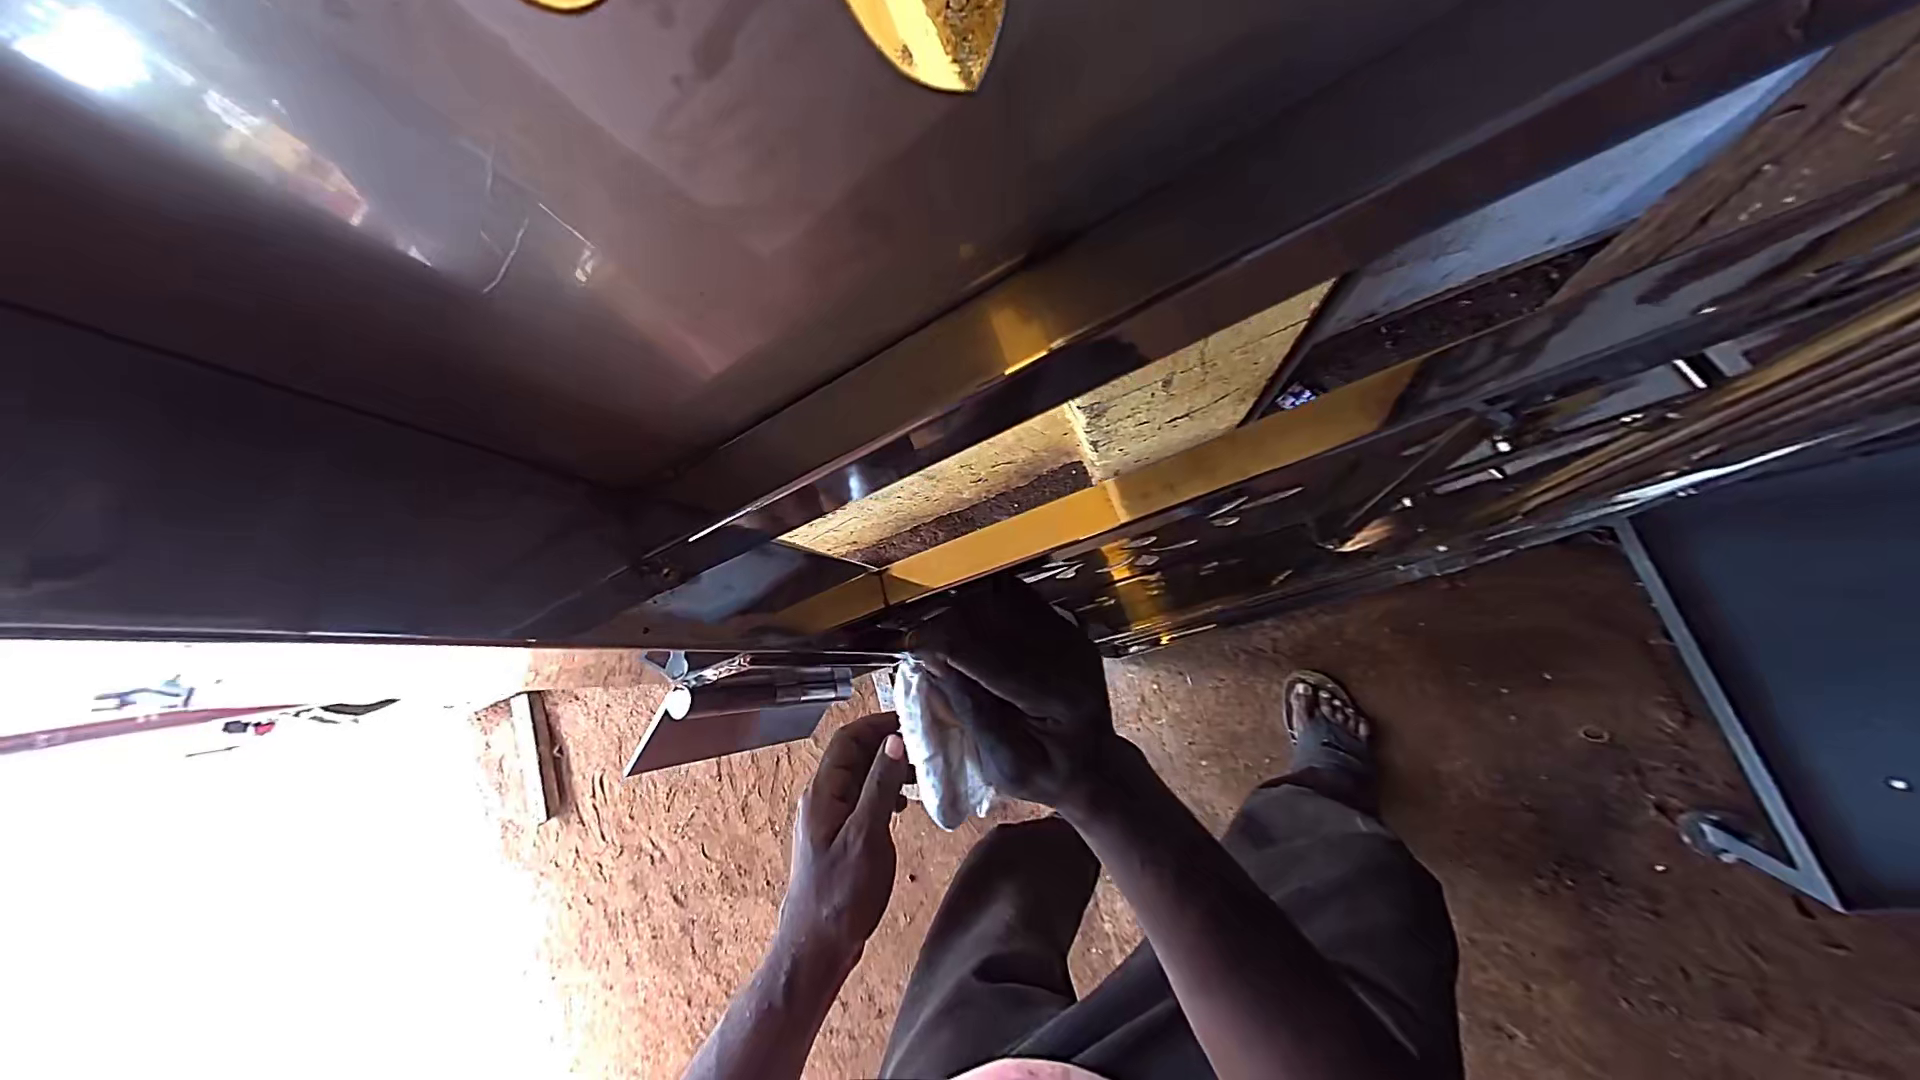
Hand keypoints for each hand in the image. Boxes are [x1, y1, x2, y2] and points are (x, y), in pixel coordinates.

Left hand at [777, 713, 912, 964]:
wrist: (815, 949)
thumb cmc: (840, 894)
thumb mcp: (866, 836)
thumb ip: (880, 786)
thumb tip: (895, 740)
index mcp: (822, 792)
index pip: (847, 739)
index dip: (876, 723)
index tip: (910, 720)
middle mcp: (822, 798)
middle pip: (854, 755)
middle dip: (886, 744)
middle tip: (923, 745)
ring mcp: (829, 818)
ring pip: (860, 778)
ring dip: (887, 768)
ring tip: (920, 773)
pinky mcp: (839, 836)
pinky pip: (862, 800)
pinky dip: (884, 792)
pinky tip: (903, 805)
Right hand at [911, 577, 1121, 811]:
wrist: (1092, 762)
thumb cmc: (1046, 774)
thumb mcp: (1004, 763)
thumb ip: (971, 711)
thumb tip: (933, 662)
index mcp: (1059, 696)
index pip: (994, 657)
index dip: (948, 646)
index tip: (912, 648)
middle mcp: (1070, 655)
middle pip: (999, 621)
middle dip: (951, 625)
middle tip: (920, 642)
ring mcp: (1069, 636)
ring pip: (1005, 602)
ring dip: (965, 612)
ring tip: (938, 634)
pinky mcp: (1062, 626)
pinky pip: (1017, 601)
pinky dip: (984, 607)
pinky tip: (965, 625)